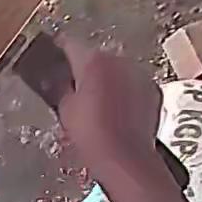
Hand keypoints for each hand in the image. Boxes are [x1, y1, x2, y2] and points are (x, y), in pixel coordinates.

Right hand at [57, 41, 162, 174]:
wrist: (124, 156)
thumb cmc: (90, 132)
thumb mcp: (65, 109)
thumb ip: (58, 86)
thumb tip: (51, 76)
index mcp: (93, 61)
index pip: (68, 44)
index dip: (56, 51)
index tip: (49, 59)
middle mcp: (119, 60)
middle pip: (95, 57)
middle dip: (83, 70)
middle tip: (71, 89)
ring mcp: (140, 74)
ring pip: (115, 70)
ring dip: (104, 80)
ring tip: (94, 103)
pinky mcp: (152, 90)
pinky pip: (132, 84)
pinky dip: (123, 92)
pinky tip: (114, 111)